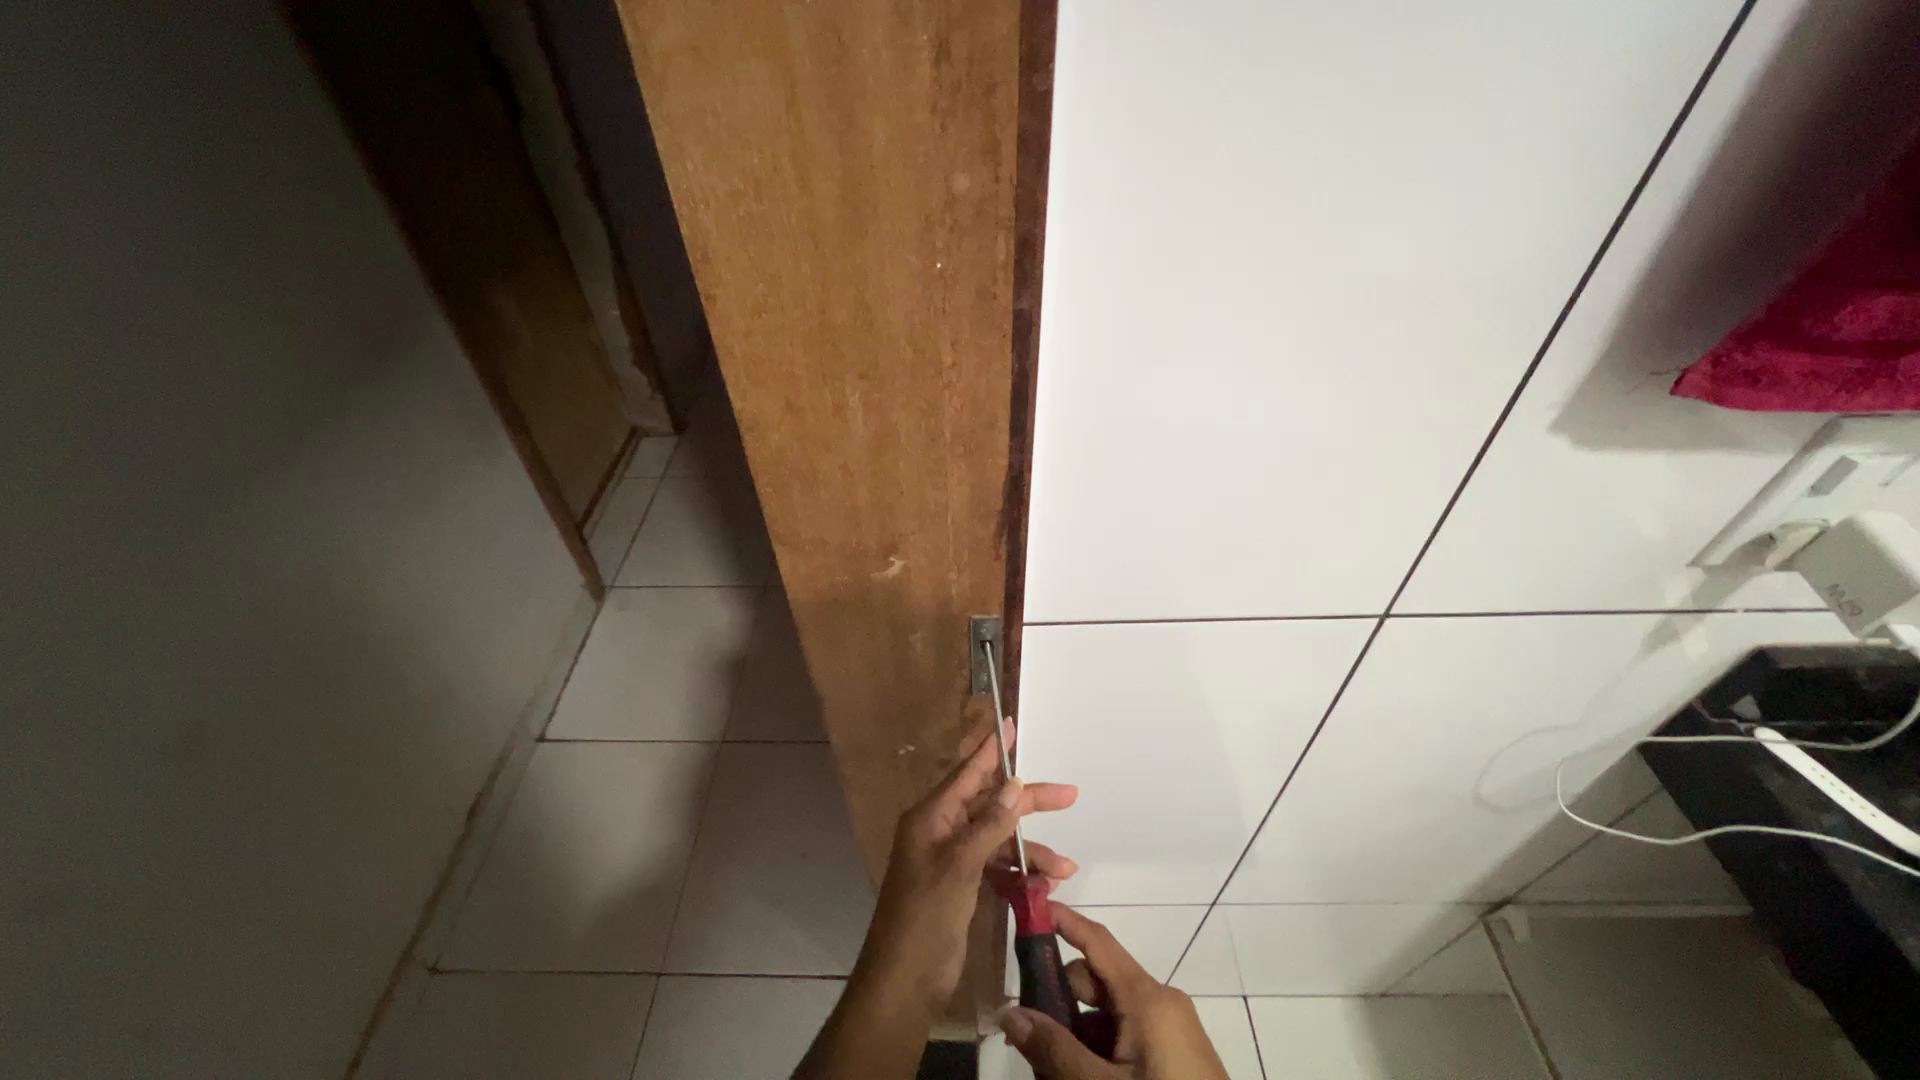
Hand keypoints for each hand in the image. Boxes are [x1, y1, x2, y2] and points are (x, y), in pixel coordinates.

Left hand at [854, 721, 1077, 1008]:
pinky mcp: (962, 888)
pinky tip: (1045, 886)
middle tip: (1069, 796)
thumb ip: (988, 824)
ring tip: (1064, 869)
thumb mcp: (959, 865)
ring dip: (1030, 850)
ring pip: (999, 840)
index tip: (1011, 724)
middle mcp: (941, 832)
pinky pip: (997, 868)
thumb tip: (1014, 784)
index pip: (967, 774)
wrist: (905, 980)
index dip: (991, 751)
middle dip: (1028, 803)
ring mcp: (952, 861)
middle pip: (990, 805)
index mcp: (931, 817)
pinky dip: (1020, 874)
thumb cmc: (925, 916)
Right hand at [1002, 904, 1229, 1079]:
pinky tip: (1077, 1077)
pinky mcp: (1174, 1057)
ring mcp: (1170, 1031)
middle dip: (1057, 1001)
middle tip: (1024, 1037)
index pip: (1097, 940)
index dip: (1061, 921)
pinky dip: (1097, 1051)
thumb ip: (1055, 1051)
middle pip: (1095, 981)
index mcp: (1148, 998)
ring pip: (1107, 1015)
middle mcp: (1160, 1003)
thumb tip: (1009, 1013)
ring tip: (1048, 1071)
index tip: (1027, 909)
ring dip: (1074, 1034)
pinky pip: (1125, 1038)